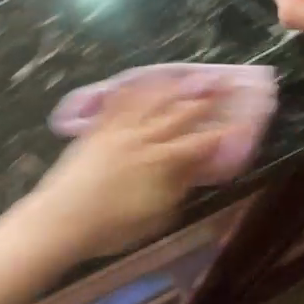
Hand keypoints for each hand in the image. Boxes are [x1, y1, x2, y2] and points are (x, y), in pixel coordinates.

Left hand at [22, 80, 225, 259]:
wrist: (62, 218)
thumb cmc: (112, 228)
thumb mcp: (156, 215)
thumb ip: (178, 187)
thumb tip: (196, 167)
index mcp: (162, 162)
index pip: (200, 143)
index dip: (222, 133)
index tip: (240, 122)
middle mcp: (143, 138)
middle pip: (179, 113)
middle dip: (204, 98)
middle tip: (223, 82)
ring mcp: (118, 129)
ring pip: (151, 101)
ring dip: (173, 87)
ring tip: (190, 75)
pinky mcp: (97, 128)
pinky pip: (118, 103)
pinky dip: (133, 89)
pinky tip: (141, 80)